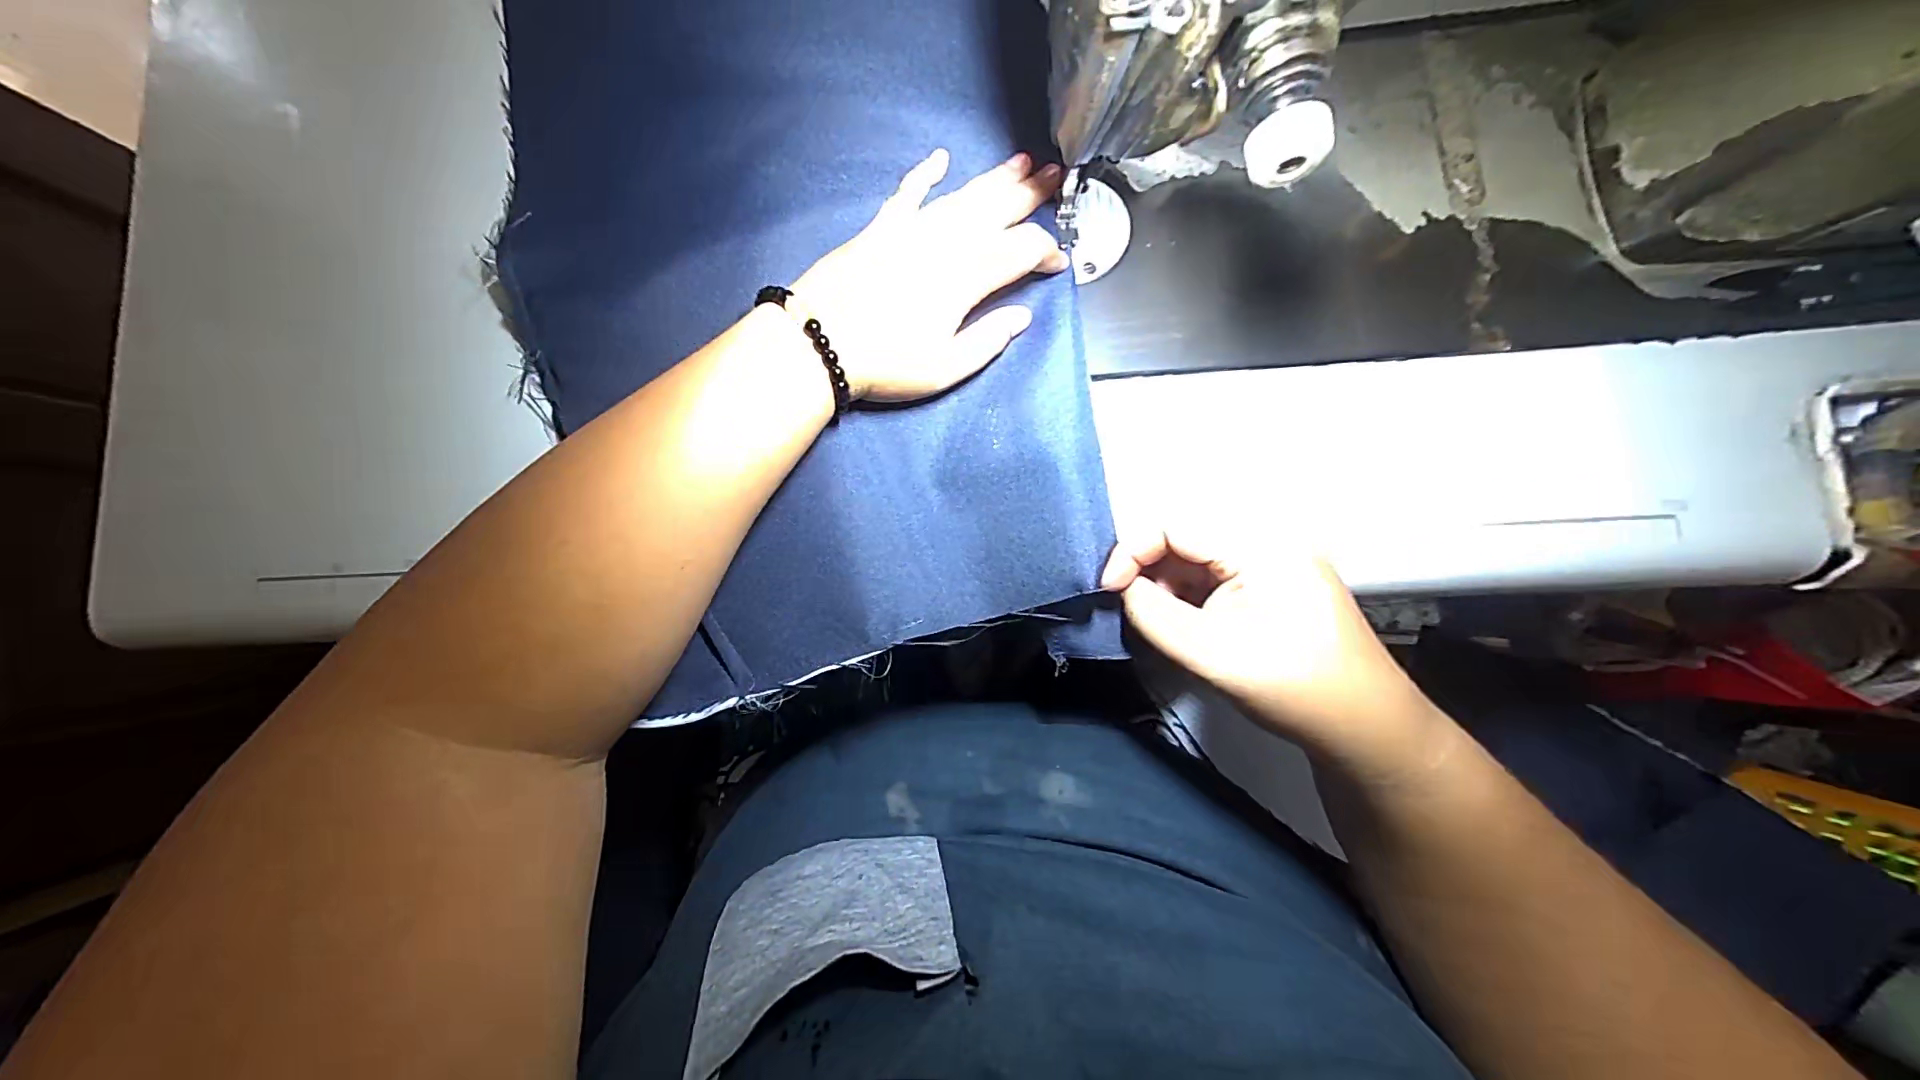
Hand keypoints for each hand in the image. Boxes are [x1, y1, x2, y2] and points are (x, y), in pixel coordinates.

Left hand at [790, 149, 1070, 402]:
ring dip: (994, 179)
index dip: (1045, 252)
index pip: (1020, 251)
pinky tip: (939, 159)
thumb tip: (1020, 318)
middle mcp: (944, 243)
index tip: (1056, 261)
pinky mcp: (880, 228)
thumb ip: (988, 340)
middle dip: (1031, 194)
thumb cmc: (885, 363)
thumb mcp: (946, 367)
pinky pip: (908, 192)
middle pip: (998, 210)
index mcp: (967, 277)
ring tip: (1020, 163)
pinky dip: (924, 174)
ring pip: (963, 195)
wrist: (819, 343)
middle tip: (1055, 178)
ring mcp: (911, 230)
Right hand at [1101, 525, 1453, 781]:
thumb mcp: (1207, 652)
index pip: (1175, 525)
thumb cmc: (1292, 689)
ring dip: (1168, 583)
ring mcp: (1275, 560)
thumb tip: (1122, 587)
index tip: (1108, 589)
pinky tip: (1185, 623)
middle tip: (1129, 605)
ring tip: (1159, 621)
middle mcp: (1270, 540)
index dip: (1132, 551)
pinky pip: (1217, 573)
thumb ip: (1151, 613)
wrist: (1364, 727)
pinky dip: (1190, 594)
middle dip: (1149, 567)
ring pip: (1199, 556)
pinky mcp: (1274, 581)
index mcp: (1261, 546)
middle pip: (1187, 536)